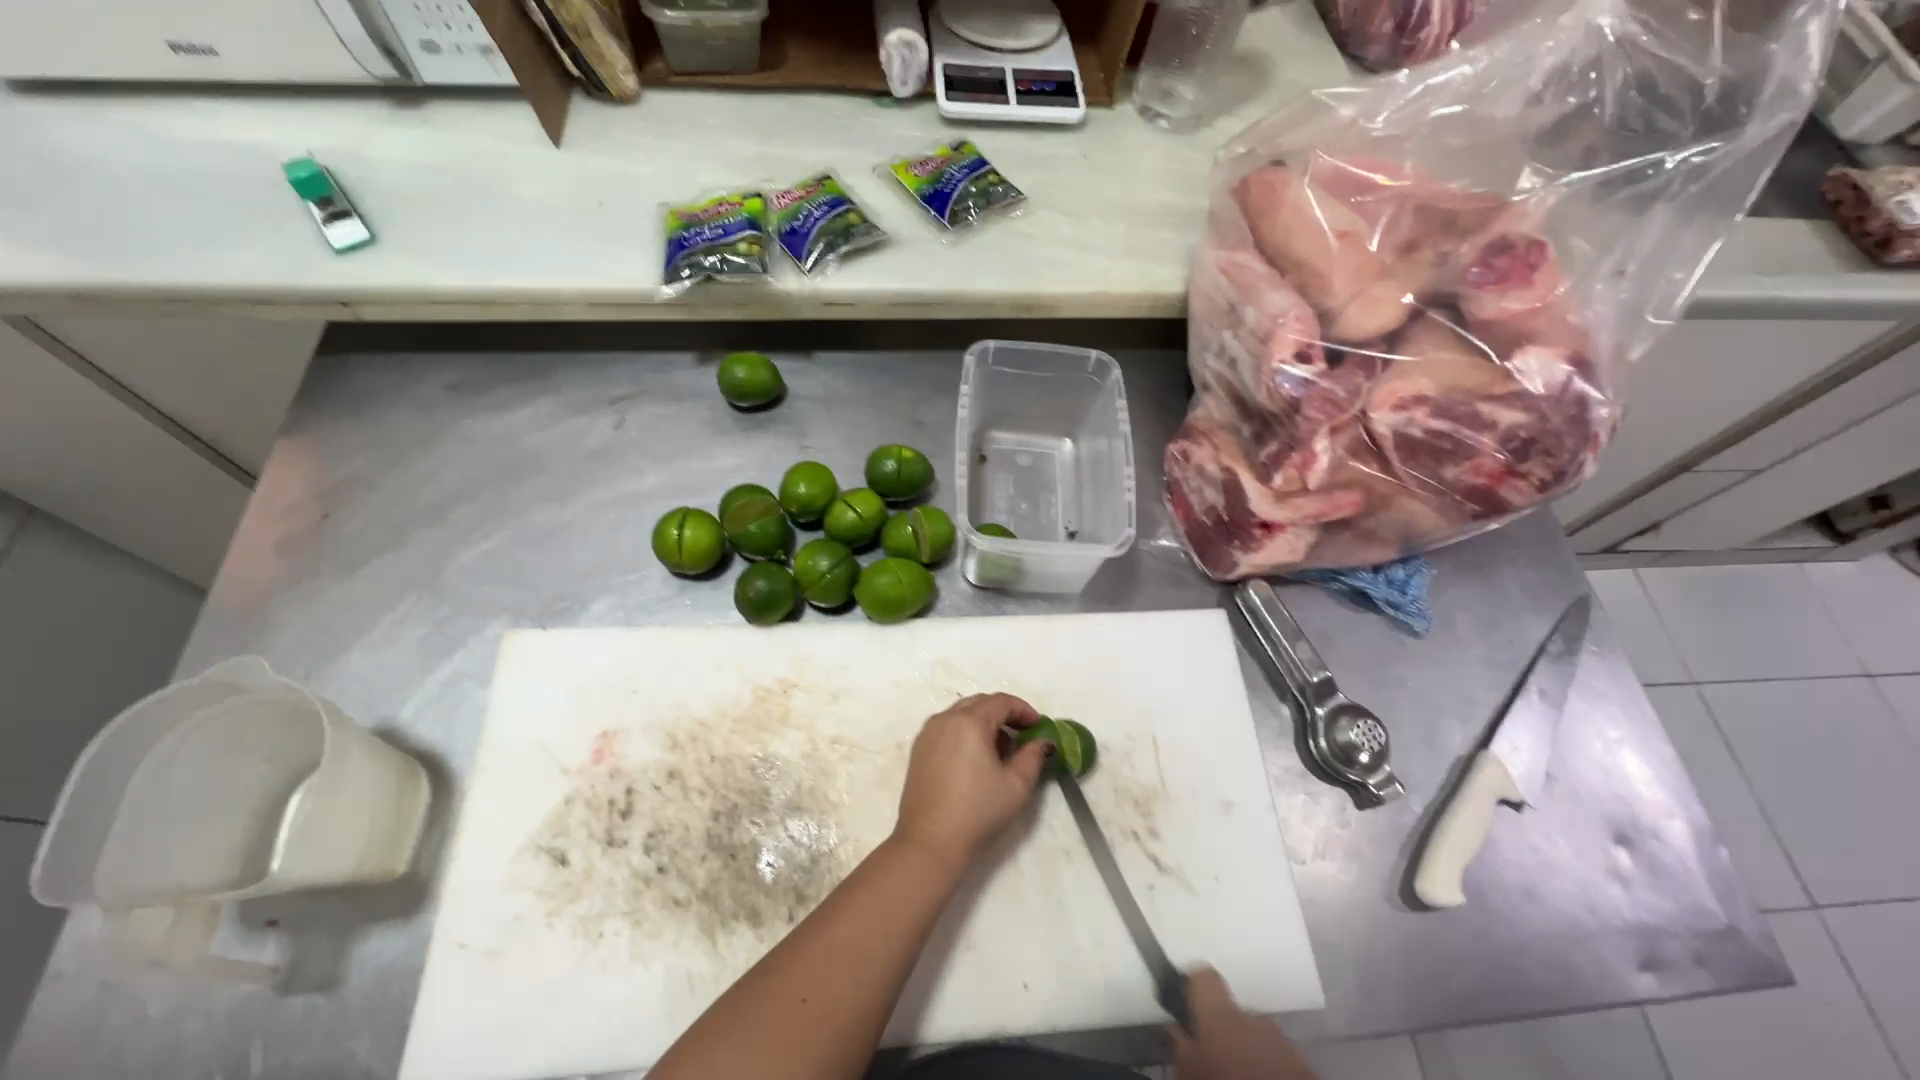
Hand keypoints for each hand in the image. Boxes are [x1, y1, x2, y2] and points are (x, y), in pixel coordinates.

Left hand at [891, 693, 1051, 869]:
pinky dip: (965, 733)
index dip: (1023, 709)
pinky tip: (977, 759)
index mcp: (969, 722)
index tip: (1039, 725)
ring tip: (1001, 749)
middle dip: (1004, 713)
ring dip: (984, 722)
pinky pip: (947, 729)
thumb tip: (1042, 742)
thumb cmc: (978, 811)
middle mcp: (944, 720)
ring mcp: (927, 735)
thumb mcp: (1017, 785)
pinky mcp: (918, 752)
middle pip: (979, 703)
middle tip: (1023, 733)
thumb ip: (1033, 756)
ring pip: (960, 715)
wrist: (930, 842)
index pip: (1001, 701)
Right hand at [1170, 968, 1315, 1079]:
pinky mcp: (1300, 1057)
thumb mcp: (1190, 1071)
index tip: (1183, 999)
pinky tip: (1254, 1075)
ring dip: (1242, 1047)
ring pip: (1252, 1032)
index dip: (1192, 983)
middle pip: (1229, 1010)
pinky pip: (1272, 1050)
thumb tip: (1175, 1028)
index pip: (1203, 976)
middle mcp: (1252, 1016)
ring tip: (1233, 1069)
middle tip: (1209, 1054)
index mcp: (1221, 1014)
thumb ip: (1180, 1046)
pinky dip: (1262, 1061)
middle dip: (1220, 1028)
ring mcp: (1280, 1036)